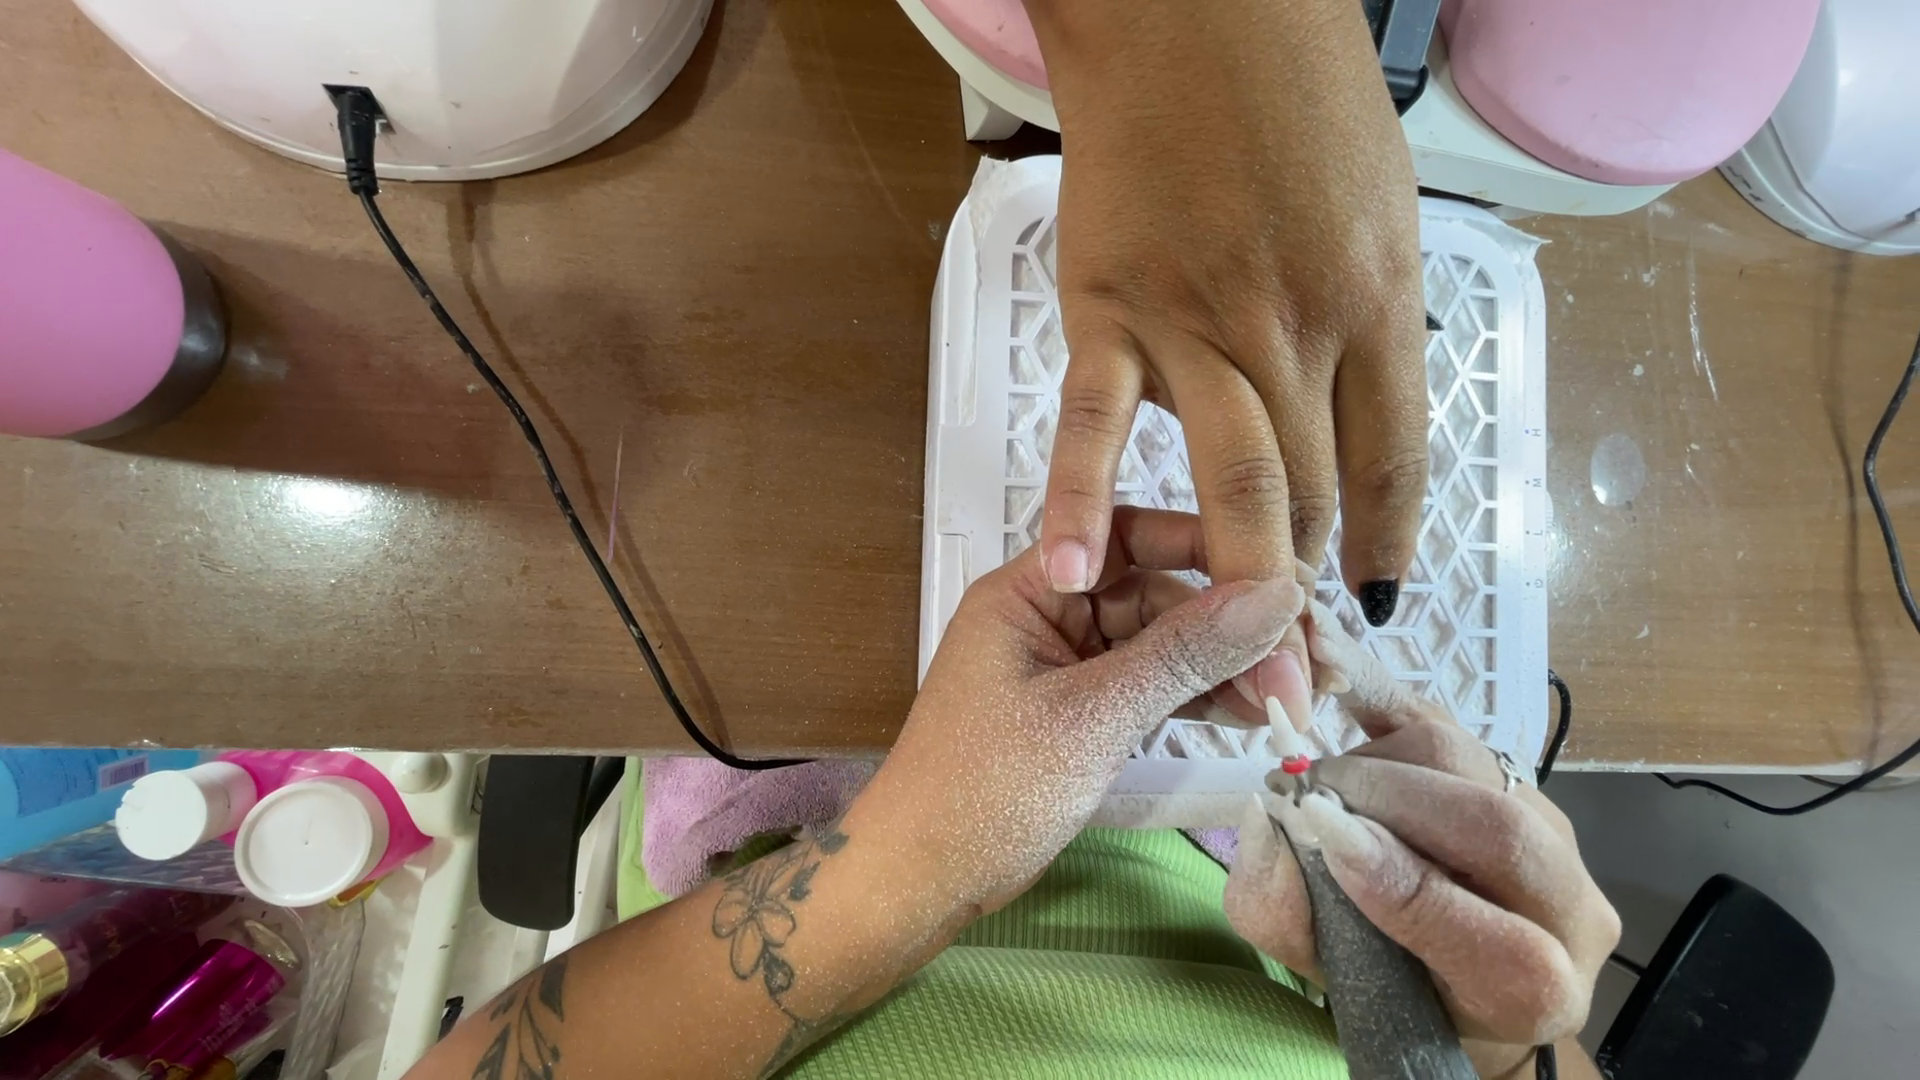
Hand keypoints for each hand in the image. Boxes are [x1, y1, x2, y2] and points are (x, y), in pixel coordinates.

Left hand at [856, 508, 1304, 914]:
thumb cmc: (987, 787)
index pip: (1127, 536)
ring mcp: (1071, 662)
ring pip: (1162, 642)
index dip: (1205, 547)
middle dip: (1228, 625)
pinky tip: (1251, 711)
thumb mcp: (1092, 716)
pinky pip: (1153, 684)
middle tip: (1305, 664)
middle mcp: (1052, 612)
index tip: (1279, 577)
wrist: (930, 875)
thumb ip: (1183, 653)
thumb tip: (1274, 596)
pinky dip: (1197, 696)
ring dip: (1223, 665)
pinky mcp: (1086, 707)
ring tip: (1294, 695)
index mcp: (1030, 589)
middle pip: (1156, 593)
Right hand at [1022, 0, 1428, 730]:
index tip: (1378, 605)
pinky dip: (1078, 501)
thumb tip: (1344, 403)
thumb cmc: (1291, 90)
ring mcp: (1194, 326)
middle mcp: (1295, 326)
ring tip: (1229, 666)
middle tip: (1302, 676)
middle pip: (1312, 487)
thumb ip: (1365, 312)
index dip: (1387, 541)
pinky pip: (1094, 425)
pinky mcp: (1107, 316)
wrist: (1188, 8)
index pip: (1391, 456)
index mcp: (1376, 295)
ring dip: (1232, 581)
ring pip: (1227, 476)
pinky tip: (1068, 575)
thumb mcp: (1374, 198)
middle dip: (1312, 592)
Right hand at [1224, 650, 1618, 1076]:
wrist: (1442, 956)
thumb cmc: (1382, 977)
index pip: (1508, 949)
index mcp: (1532, 995)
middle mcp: (1568, 911)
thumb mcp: (1319, 967)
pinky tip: (1330, 673)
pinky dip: (1377, 695)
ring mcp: (1551, 830)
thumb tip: (1264, 820)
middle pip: (1493, 825)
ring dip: (1373, 757)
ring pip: (1463, 757)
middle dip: (1380, 794)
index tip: (1319, 830)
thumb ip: (1279, 909)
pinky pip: (1442, 717)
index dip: (1404, 883)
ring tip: (1323, 781)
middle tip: (1305, 791)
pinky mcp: (1508, 768)